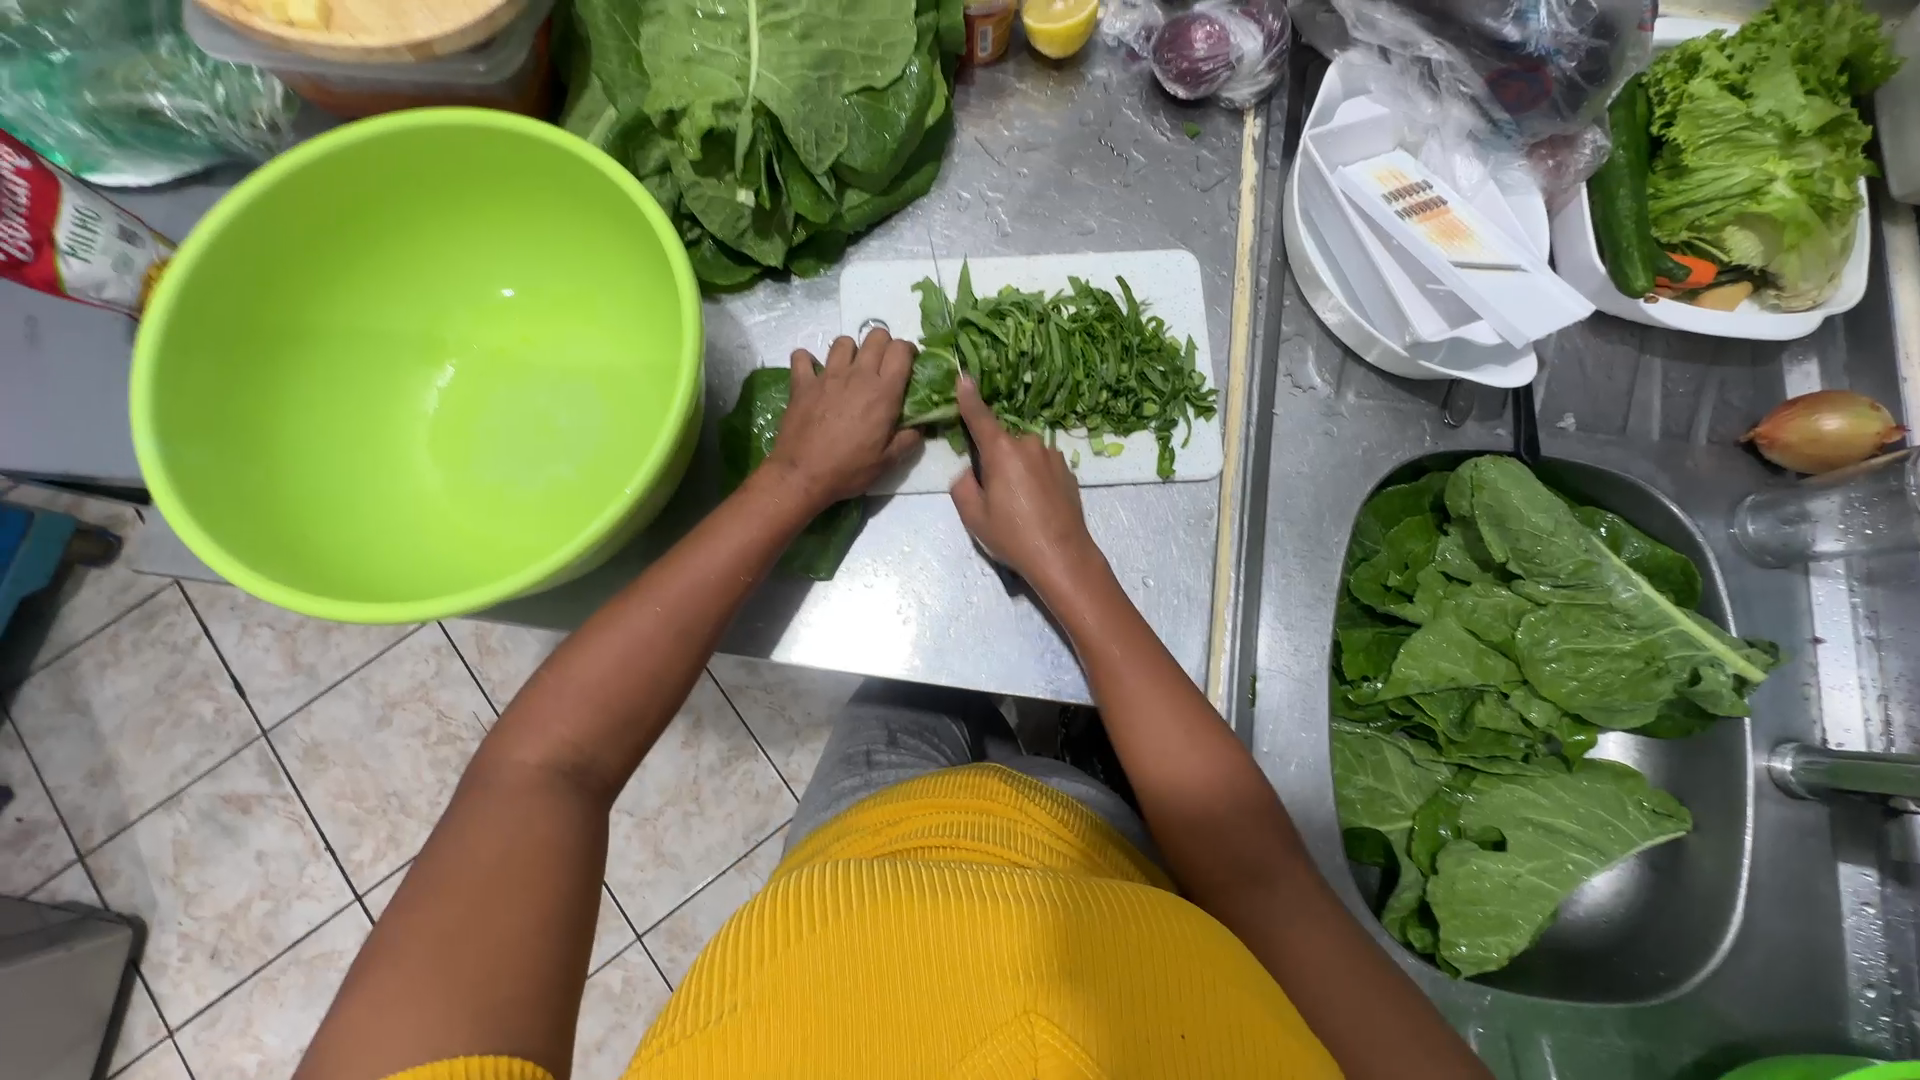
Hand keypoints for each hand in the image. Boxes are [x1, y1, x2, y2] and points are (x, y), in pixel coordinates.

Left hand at [766, 329, 922, 506]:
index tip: (908, 365)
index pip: (901, 350)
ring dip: (851, 350)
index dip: (908, 351)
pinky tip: (813, 373)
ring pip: (843, 342)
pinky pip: (802, 357)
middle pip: (875, 336)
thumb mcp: (888, 462)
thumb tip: (920, 428)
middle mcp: (857, 375)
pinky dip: (807, 361)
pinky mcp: (802, 383)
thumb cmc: (849, 470)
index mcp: (883, 392)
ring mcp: (827, 376)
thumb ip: (908, 440)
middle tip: (883, 365)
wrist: (802, 475)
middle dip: (884, 344)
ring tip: (851, 369)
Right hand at [948, 374, 1104, 591]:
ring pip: (1023, 456)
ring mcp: (1052, 456)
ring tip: (1019, 508)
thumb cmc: (1012, 536)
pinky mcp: (1068, 471)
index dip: (969, 398)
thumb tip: (969, 473)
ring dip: (1016, 472)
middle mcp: (1029, 444)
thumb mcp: (973, 516)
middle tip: (995, 498)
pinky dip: (1035, 481)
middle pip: (1002, 444)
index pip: (979, 417)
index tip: (964, 378)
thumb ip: (962, 485)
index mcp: (1002, 450)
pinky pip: (1041, 468)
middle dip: (994, 462)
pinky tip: (1037, 508)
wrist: (1062, 556)